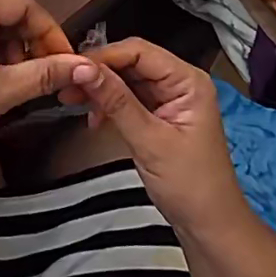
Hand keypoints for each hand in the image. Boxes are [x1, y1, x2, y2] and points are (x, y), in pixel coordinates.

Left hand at [0, 0, 91, 172]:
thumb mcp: (0, 91)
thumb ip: (45, 74)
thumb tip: (83, 67)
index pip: (20, 2)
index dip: (48, 29)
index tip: (66, 59)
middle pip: (5, 12)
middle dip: (31, 43)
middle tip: (48, 74)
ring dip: (13, 53)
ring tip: (21, 84)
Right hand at [61, 39, 245, 230]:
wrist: (209, 224)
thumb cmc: (191, 184)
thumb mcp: (149, 140)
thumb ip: (116, 101)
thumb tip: (84, 70)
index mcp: (188, 81)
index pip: (139, 51)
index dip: (104, 57)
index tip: (73, 70)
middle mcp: (179, 82)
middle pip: (130, 62)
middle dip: (98, 72)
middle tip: (66, 86)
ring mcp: (167, 98)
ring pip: (124, 79)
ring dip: (99, 88)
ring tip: (71, 100)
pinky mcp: (156, 114)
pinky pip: (126, 97)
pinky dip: (107, 103)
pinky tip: (92, 116)